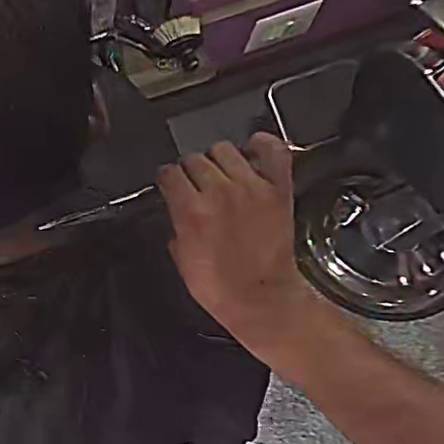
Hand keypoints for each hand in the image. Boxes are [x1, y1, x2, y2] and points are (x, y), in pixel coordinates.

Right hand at [159, 135, 321, 349]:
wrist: (260, 298)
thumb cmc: (221, 285)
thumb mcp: (181, 256)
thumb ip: (176, 224)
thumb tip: (177, 209)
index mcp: (191, 211)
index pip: (169, 173)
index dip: (166, 178)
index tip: (168, 183)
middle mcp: (220, 193)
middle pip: (194, 159)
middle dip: (189, 171)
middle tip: (193, 185)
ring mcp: (252, 188)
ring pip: (224, 149)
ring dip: (217, 160)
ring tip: (219, 174)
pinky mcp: (277, 189)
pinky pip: (271, 149)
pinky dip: (261, 145)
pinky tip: (251, 151)